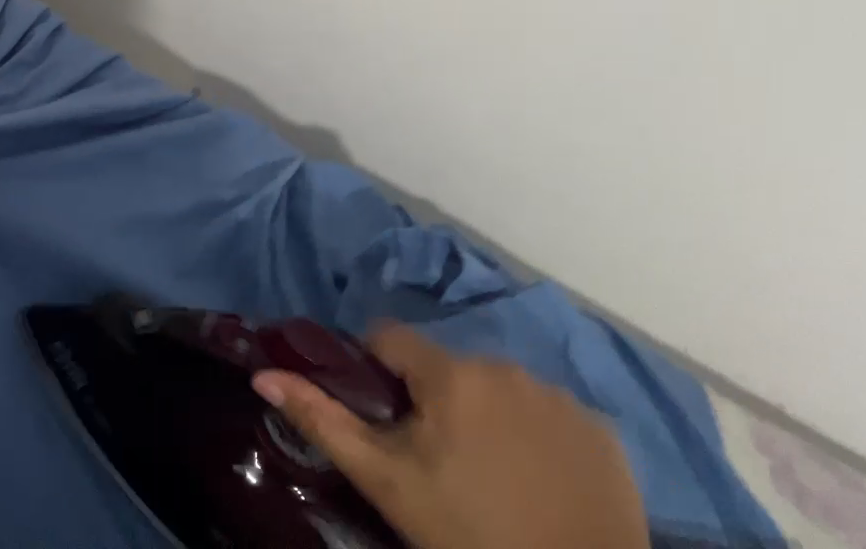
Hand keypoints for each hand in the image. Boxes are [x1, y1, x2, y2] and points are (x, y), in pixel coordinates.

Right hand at [254, 327, 648, 548]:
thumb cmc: (468, 533)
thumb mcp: (384, 480)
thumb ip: (321, 419)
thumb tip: (263, 374)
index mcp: (450, 373)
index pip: (389, 337)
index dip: (373, 367)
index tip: (376, 413)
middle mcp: (507, 367)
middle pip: (444, 366)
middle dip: (429, 398)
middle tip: (428, 458)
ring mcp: (561, 398)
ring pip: (496, 389)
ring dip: (481, 413)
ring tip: (483, 473)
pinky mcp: (602, 432)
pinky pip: (547, 415)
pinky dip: (532, 435)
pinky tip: (532, 481)